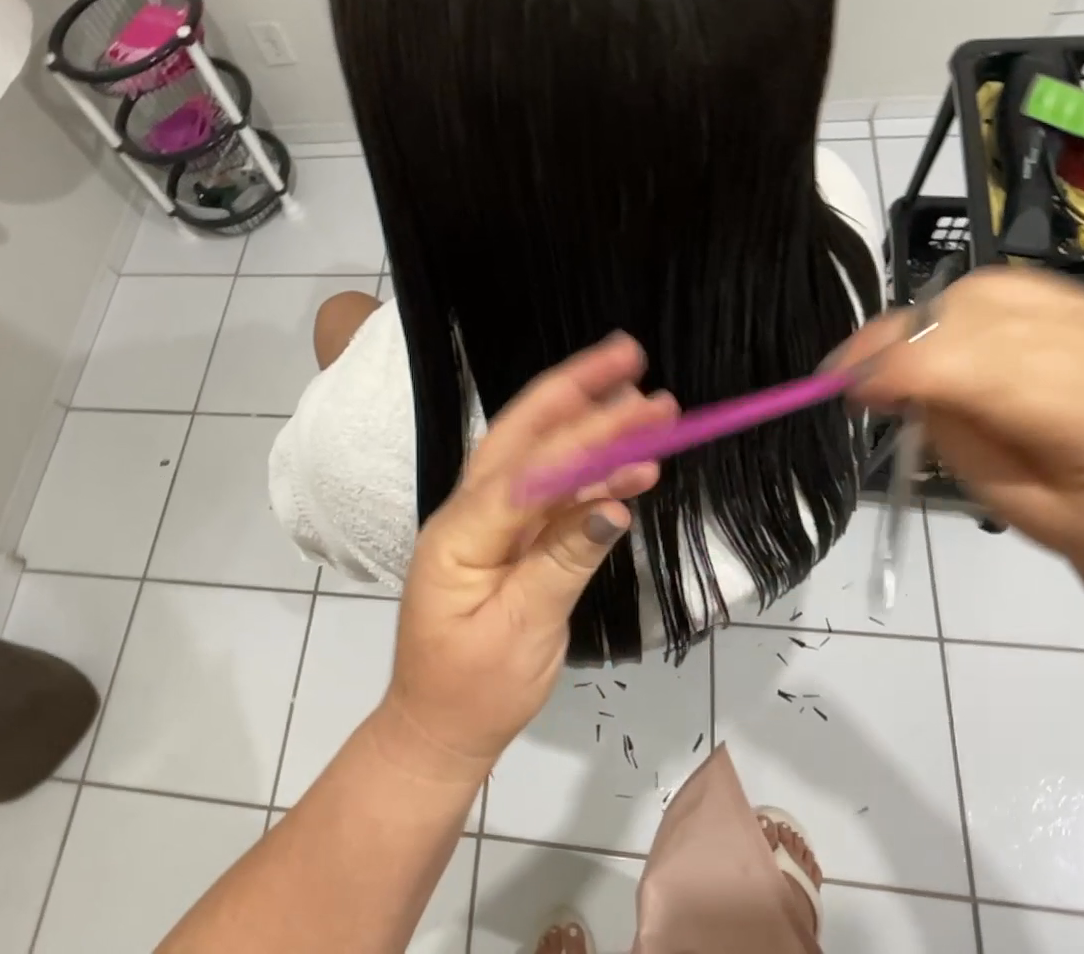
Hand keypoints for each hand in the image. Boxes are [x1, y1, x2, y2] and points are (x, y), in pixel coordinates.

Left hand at [376, 334, 677, 780]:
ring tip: (644, 403)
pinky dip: (591, 479)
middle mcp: (470, 515)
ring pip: (539, 462)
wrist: (440, 728)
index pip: (529, 470)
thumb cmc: (473, 691)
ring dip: (590, 430)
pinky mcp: (511, 544)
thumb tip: (614, 506)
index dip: (586, 435)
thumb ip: (563, 563)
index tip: (639, 403)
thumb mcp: (520, 633)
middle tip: (629, 355)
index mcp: (461, 533)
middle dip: (575, 392)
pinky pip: (551, 501)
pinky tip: (632, 467)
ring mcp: (490, 527)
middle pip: (523, 438)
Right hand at [833, 268, 1083, 604]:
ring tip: (888, 358)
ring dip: (924, 322)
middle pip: (984, 318)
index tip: (847, 388)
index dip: (905, 367)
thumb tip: (893, 380)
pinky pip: (1010, 288)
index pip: (988, 369)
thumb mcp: (1010, 503)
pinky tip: (935, 341)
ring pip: (990, 292)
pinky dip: (955, 311)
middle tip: (849, 374)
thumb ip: (956, 435)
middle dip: (900, 340)